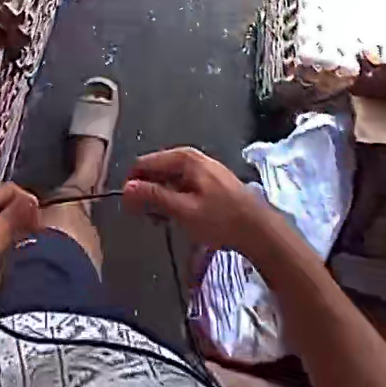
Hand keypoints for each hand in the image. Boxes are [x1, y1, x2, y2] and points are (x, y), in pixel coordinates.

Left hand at [0, 184, 37, 337]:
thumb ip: (10, 222)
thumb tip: (32, 198)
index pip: (7, 190)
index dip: (25, 203)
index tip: (38, 226)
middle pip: (3, 207)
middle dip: (19, 222)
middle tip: (29, 244)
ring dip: (11, 239)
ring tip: (16, 258)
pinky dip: (1, 252)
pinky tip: (4, 266)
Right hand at [122, 148, 286, 259]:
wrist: (258, 229)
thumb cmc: (221, 219)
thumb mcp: (183, 210)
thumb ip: (154, 197)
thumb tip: (127, 188)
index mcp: (184, 158)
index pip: (144, 163)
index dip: (133, 185)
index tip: (130, 209)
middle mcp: (192, 157)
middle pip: (156, 170)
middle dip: (148, 193)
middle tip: (149, 219)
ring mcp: (202, 168)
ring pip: (169, 179)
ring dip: (161, 199)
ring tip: (164, 221)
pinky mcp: (209, 181)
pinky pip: (182, 185)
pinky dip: (175, 199)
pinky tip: (179, 217)